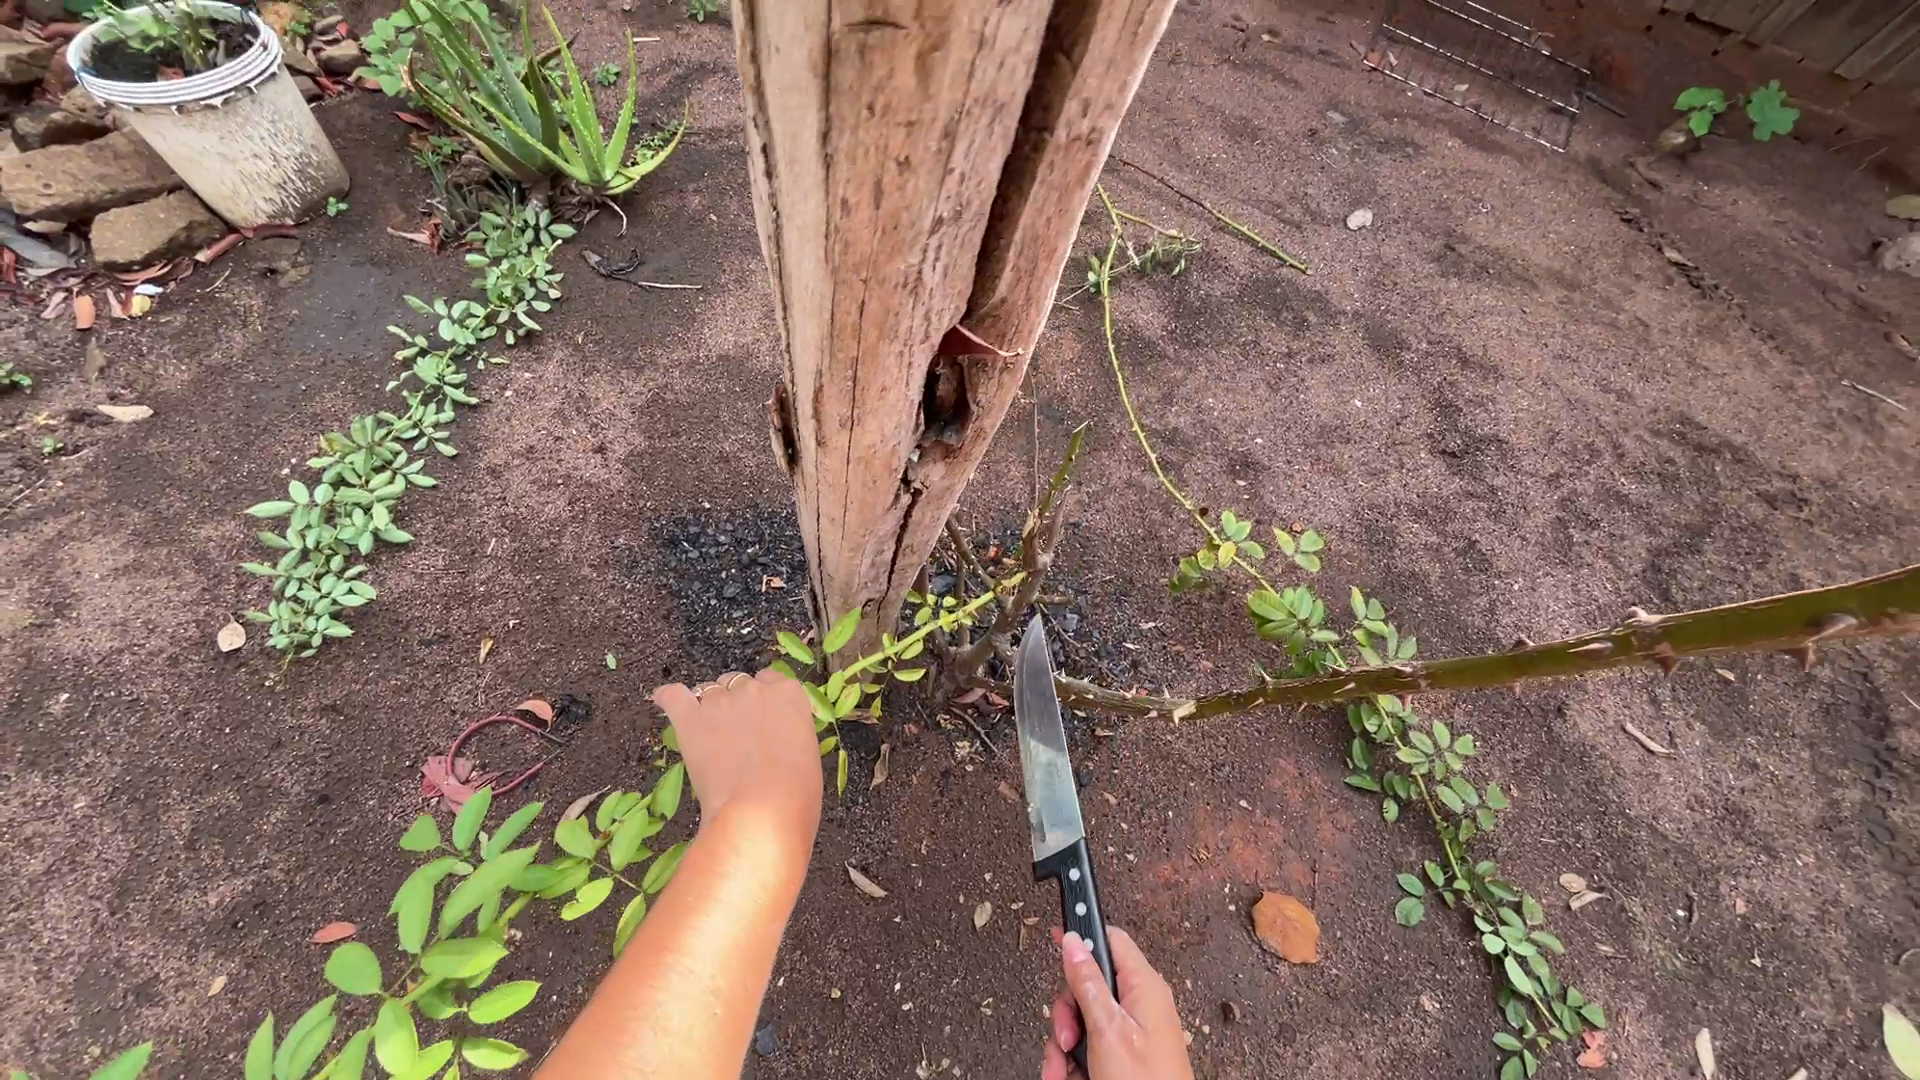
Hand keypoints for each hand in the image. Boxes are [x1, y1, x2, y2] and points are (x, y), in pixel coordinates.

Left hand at [651, 669, 821, 858]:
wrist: (763, 809)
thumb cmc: (797, 791)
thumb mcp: (807, 753)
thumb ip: (788, 734)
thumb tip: (777, 745)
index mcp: (789, 693)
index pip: (770, 679)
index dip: (762, 697)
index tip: (760, 715)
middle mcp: (755, 689)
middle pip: (738, 683)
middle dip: (735, 703)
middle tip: (735, 733)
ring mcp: (721, 701)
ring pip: (708, 691)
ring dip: (708, 708)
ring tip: (708, 736)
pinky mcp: (691, 719)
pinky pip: (673, 696)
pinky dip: (667, 697)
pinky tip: (662, 700)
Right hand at [1043, 926, 1193, 1079]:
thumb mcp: (1107, 1030)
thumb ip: (1087, 982)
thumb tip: (1073, 941)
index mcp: (1144, 986)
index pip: (1111, 939)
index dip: (1083, 937)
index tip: (1057, 938)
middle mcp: (1140, 1004)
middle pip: (1089, 984)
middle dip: (1067, 1012)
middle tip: (1066, 1037)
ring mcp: (1133, 1031)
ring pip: (1085, 1019)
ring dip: (1065, 1045)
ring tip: (1063, 1070)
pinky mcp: (1126, 1055)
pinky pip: (1092, 1045)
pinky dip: (1074, 1062)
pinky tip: (1068, 1077)